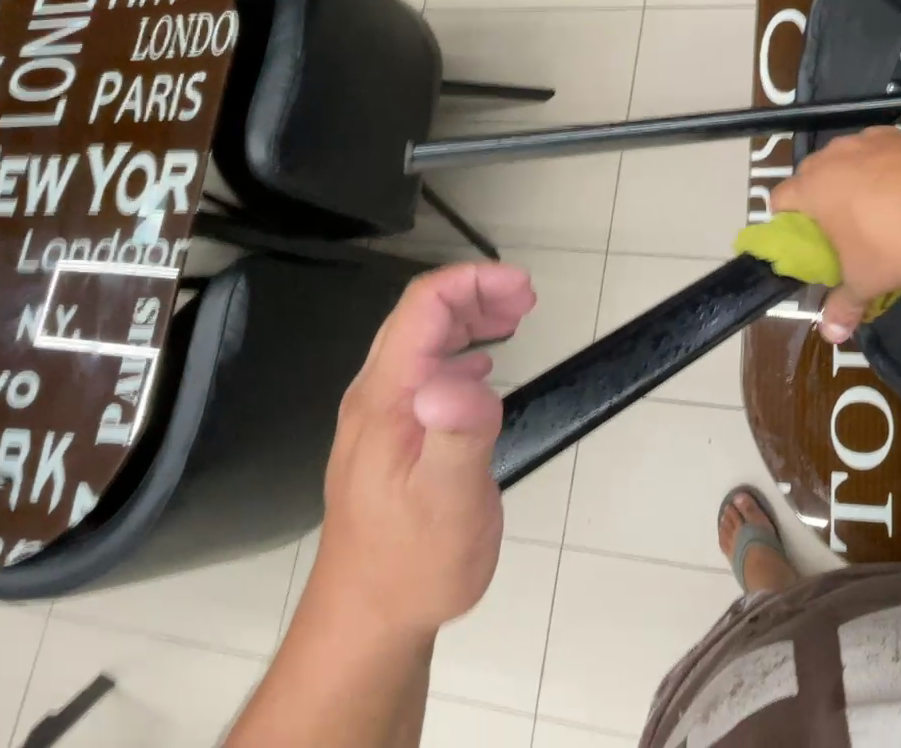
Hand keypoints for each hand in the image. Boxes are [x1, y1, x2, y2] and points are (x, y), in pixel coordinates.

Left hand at [308, 262, 536, 640]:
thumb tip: (457, 378)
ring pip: (422, 343)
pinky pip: (425, 372)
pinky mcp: (394, 438)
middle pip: (420, 318)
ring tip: (517, 318)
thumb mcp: (448, 501)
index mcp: (386, 398)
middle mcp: (377, 397)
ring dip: (469, 319)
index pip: (422, 309)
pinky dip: (462, 352)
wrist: (371, 617)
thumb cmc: (415, 561)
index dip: (472, 282)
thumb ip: (458, 434)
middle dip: (476, 293)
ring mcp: (382, 418)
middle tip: (529, 300)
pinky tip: (485, 368)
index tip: (524, 288)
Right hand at [770, 127, 900, 342]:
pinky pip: (878, 151)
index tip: (807, 243)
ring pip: (845, 160)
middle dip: (819, 200)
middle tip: (840, 231)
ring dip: (851, 180)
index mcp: (813, 188)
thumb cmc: (898, 244)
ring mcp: (868, 140)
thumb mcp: (867, 282)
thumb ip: (843, 306)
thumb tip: (831, 336)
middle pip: (811, 176)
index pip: (779, 200)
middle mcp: (834, 156)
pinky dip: (883, 168)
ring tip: (876, 211)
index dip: (787, 223)